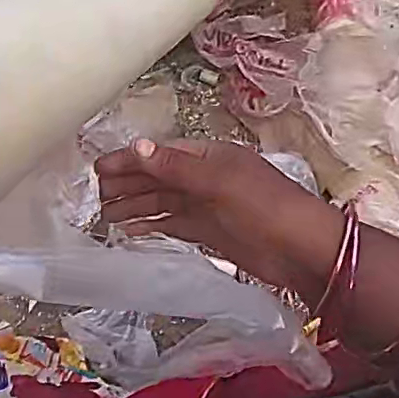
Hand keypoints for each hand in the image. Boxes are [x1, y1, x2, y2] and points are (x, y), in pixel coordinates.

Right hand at [96, 138, 345, 299]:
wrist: (303, 252)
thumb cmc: (265, 208)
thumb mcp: (220, 182)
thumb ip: (176, 167)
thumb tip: (137, 146)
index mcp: (210, 157)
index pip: (160, 154)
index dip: (129, 160)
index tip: (98, 169)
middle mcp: (206, 177)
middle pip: (158, 177)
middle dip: (127, 183)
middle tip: (95, 195)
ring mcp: (207, 206)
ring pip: (162, 201)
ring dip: (134, 205)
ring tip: (104, 215)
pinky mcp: (210, 232)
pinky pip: (172, 223)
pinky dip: (151, 224)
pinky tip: (130, 230)